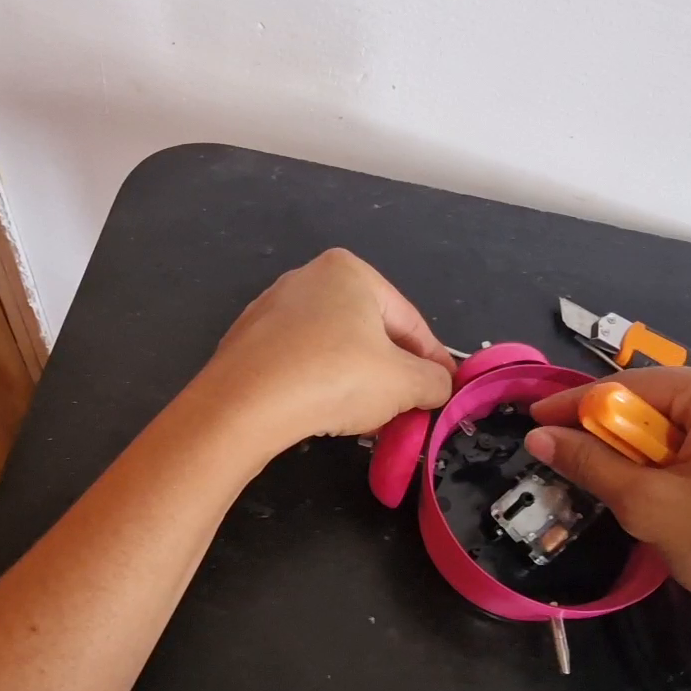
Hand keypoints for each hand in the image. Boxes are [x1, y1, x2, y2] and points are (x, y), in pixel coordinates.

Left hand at [198, 249, 455, 446]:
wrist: (246, 405)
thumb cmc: (336, 378)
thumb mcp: (405, 383)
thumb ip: (434, 381)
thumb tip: (439, 386)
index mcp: (350, 271)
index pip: (409, 321)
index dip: (433, 361)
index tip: (445, 391)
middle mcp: (307, 278)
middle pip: (369, 334)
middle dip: (391, 374)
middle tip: (407, 410)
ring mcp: (271, 308)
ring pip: (333, 350)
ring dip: (357, 383)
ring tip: (367, 419)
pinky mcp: (247, 342)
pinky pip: (299, 363)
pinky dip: (318, 385)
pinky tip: (323, 414)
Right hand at [525, 364, 690, 646]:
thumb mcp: (650, 504)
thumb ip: (590, 463)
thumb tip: (539, 437)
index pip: (635, 385)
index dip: (578, 405)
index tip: (534, 420)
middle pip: (662, 404)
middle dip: (619, 438)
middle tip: (585, 471)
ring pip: (685, 429)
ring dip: (650, 458)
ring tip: (635, 496)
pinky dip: (681, 468)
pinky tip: (677, 502)